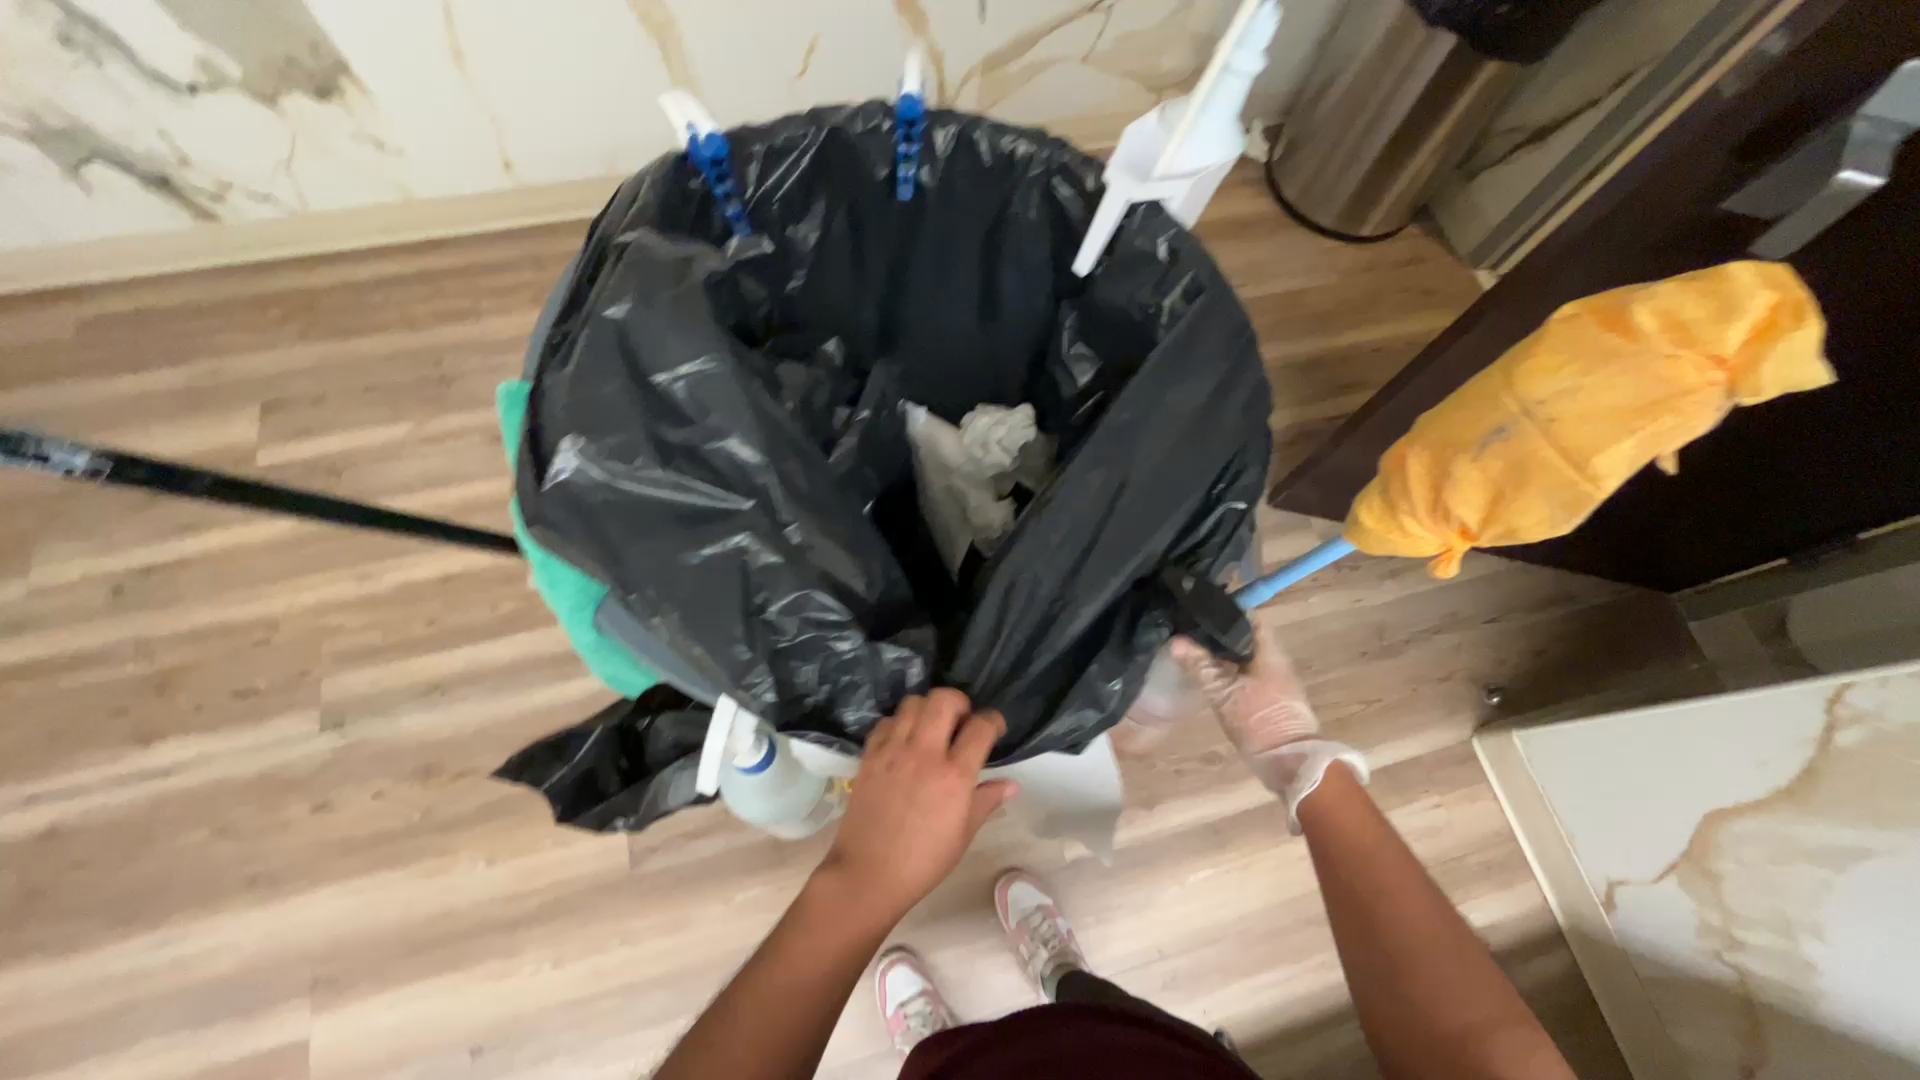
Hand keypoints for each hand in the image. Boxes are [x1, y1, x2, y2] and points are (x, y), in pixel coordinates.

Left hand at [815, 689, 1016, 921]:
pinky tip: (903, 742)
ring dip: (928, 709)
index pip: (981, 727)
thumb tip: (1010, 784)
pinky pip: (886, 722)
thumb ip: (986, 800)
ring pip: (912, 703)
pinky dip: (898, 724)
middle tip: (961, 721)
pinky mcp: (869, 756)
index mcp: (954, 775)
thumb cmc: (923, 860)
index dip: (993, 721)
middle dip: (960, 702)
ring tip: (932, 728)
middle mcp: (924, 754)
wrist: (868, 873)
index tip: (994, 728)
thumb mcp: (964, 834)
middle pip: (944, 700)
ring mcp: (892, 751)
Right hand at [1169, 623, 1320, 760]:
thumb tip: (1175, 640)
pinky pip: (1248, 675)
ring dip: (1224, 653)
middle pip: (1246, 638)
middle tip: (1190, 629)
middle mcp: (1276, 662)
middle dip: (1220, 633)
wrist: (1290, 763)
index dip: (1227, 610)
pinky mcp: (1271, 699)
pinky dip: (1230, 671)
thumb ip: (1200, 666)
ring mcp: (1276, 681)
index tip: (1201, 607)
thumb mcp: (1223, 693)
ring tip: (1195, 649)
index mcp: (1270, 652)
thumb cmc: (1259, 721)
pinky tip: (1210, 676)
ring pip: (1246, 658)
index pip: (1250, 618)